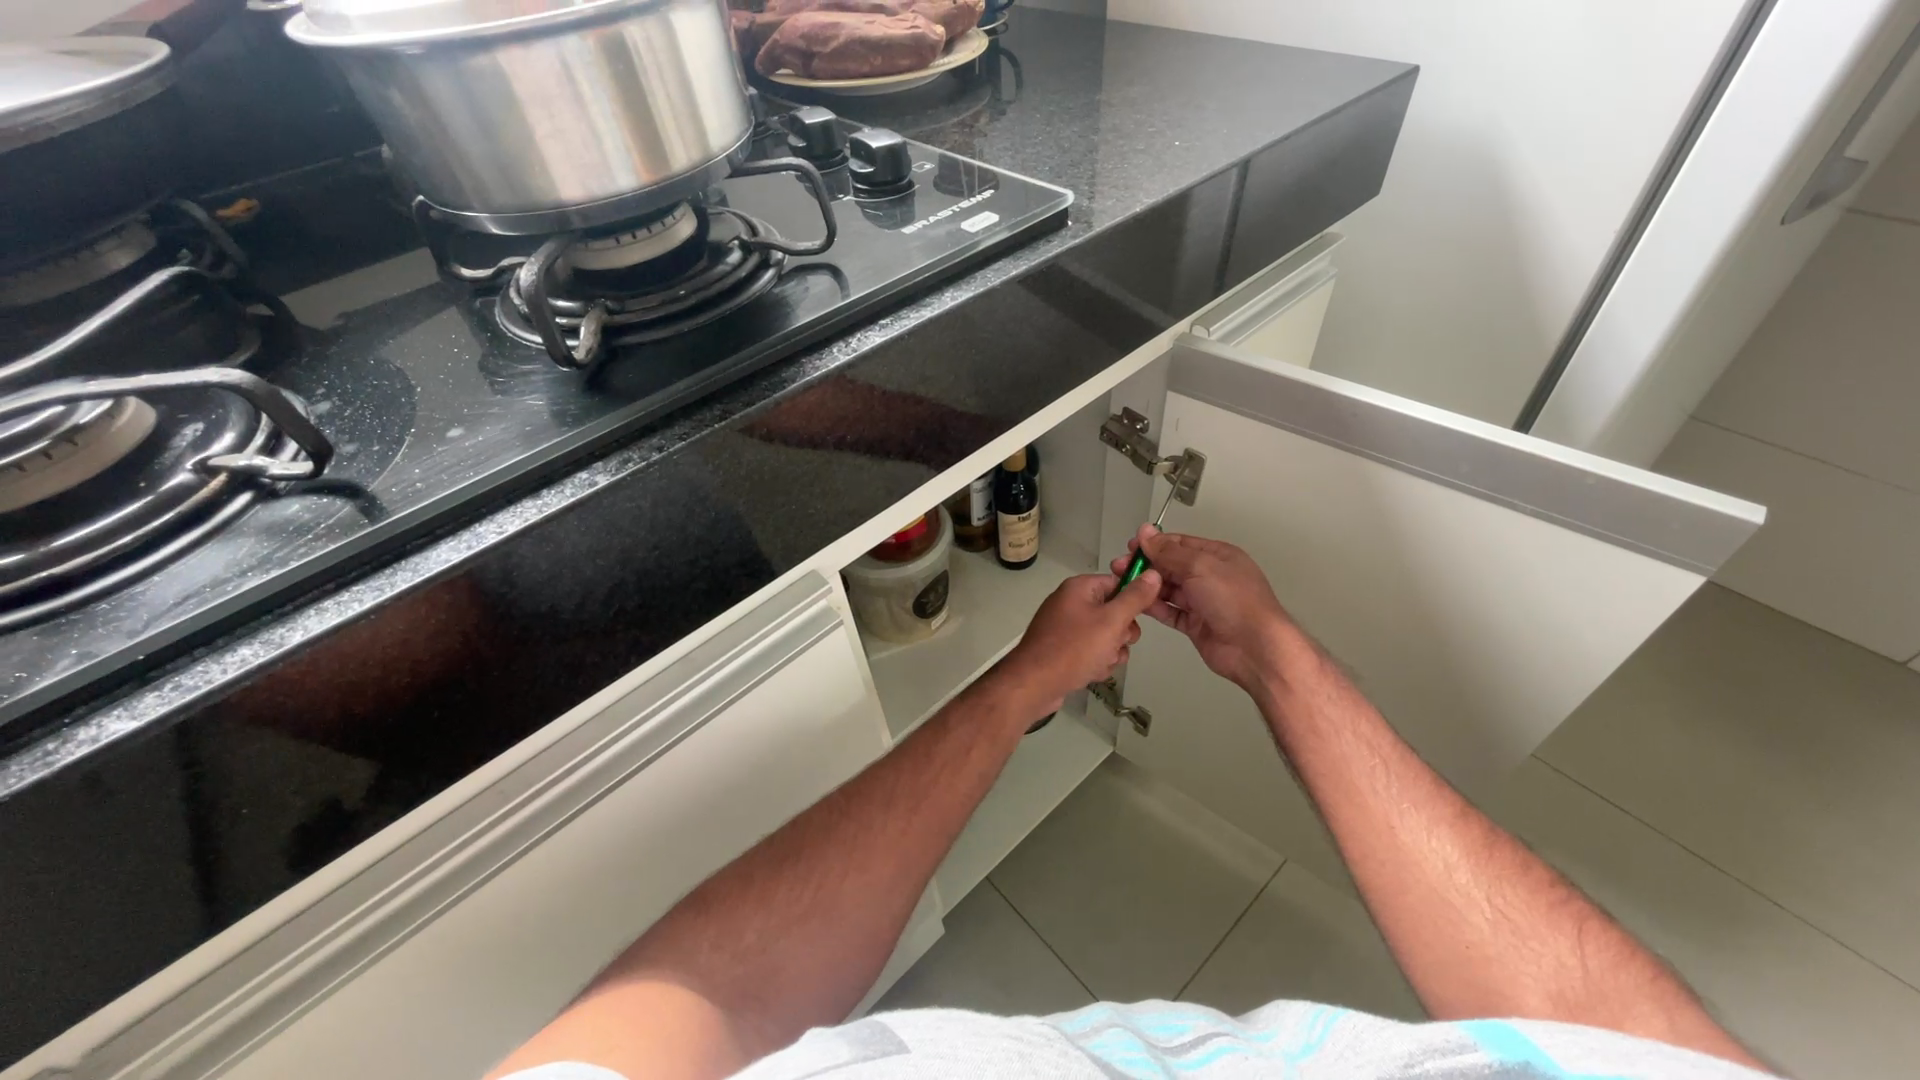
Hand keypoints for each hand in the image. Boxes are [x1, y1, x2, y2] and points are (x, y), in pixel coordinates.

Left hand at [994, 571, 1161, 718]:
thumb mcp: (1111, 621)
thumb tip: (1153, 573)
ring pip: (1106, 637)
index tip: (1141, 618)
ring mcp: (1066, 629)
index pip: (1117, 584)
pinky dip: (1096, 663)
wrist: (1034, 684)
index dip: (1133, 601)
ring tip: (1099, 662)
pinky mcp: (1064, 651)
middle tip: (1113, 644)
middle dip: (1121, 634)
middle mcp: (1071, 604)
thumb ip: (1135, 598)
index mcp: (1079, 588)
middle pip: (1114, 613)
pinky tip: (1090, 673)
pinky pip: (1092, 652)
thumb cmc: (1074, 648)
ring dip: (1110, 653)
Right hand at [1110, 525, 1297, 691]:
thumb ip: (1169, 552)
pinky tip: (1137, 603)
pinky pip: (1170, 611)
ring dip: (1147, 586)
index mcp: (1217, 556)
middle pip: (1171, 566)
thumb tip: (1147, 533)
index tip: (1131, 547)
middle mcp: (1210, 576)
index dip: (1154, 544)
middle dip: (1146, 565)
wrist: (1254, 647)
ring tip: (1123, 583)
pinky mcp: (1195, 623)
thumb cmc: (1236, 601)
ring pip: (1168, 589)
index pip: (1179, 544)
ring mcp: (1203, 601)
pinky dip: (1154, 607)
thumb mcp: (1200, 566)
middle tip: (1121, 567)